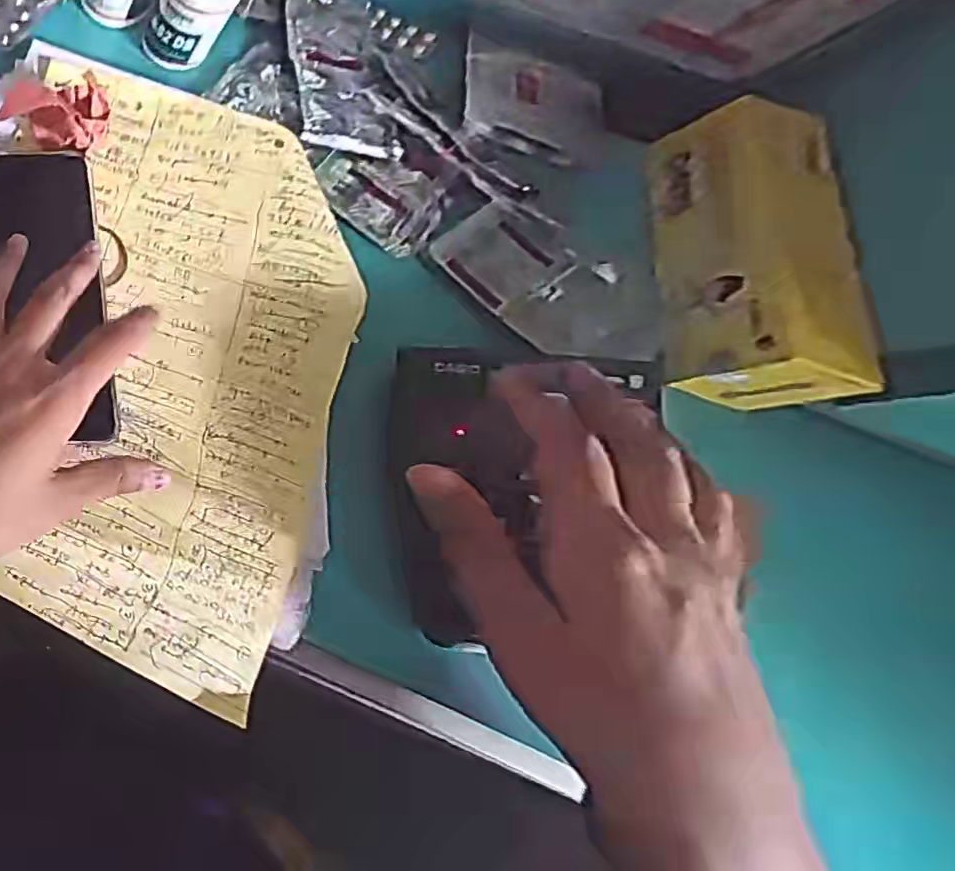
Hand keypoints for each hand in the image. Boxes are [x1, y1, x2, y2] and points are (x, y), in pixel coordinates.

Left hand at [0, 236, 163, 676]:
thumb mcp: (56, 503)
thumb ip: (110, 479)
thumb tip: (162, 474)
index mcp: (53, 401)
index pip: (106, 352)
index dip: (133, 329)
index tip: (150, 311)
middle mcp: (15, 367)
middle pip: (50, 304)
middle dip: (75, 273)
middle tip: (90, 249)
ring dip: (8, 265)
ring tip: (19, 241)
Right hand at [406, 364, 822, 870]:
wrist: (697, 789)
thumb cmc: (587, 699)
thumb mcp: (509, 623)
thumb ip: (471, 541)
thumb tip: (427, 473)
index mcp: (603, 542)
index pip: (568, 447)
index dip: (535, 404)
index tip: (503, 381)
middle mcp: (666, 539)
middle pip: (639, 443)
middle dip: (599, 397)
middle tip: (564, 371)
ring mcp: (711, 565)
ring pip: (688, 469)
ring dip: (649, 425)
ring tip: (617, 407)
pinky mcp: (733, 593)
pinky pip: (728, 514)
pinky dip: (702, 476)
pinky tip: (693, 480)